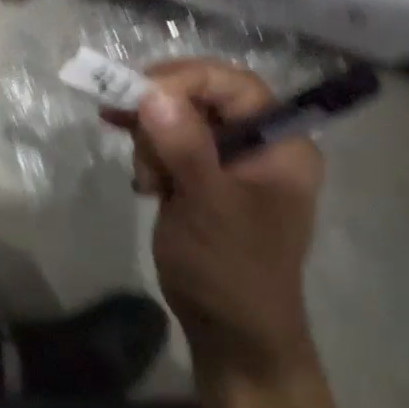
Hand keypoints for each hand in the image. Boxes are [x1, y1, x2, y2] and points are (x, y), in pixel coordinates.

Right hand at [108, 59, 325, 377]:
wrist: (231, 327)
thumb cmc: (229, 265)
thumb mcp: (206, 202)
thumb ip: (183, 145)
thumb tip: (153, 94)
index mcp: (280, 145)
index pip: (234, 86)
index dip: (185, 80)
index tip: (135, 92)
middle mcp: (258, 148)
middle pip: (203, 100)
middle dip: (161, 114)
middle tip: (127, 136)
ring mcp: (228, 167)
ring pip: (180, 125)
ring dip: (151, 142)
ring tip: (146, 182)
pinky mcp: (201, 185)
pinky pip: (172, 151)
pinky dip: (150, 157)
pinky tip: (142, 182)